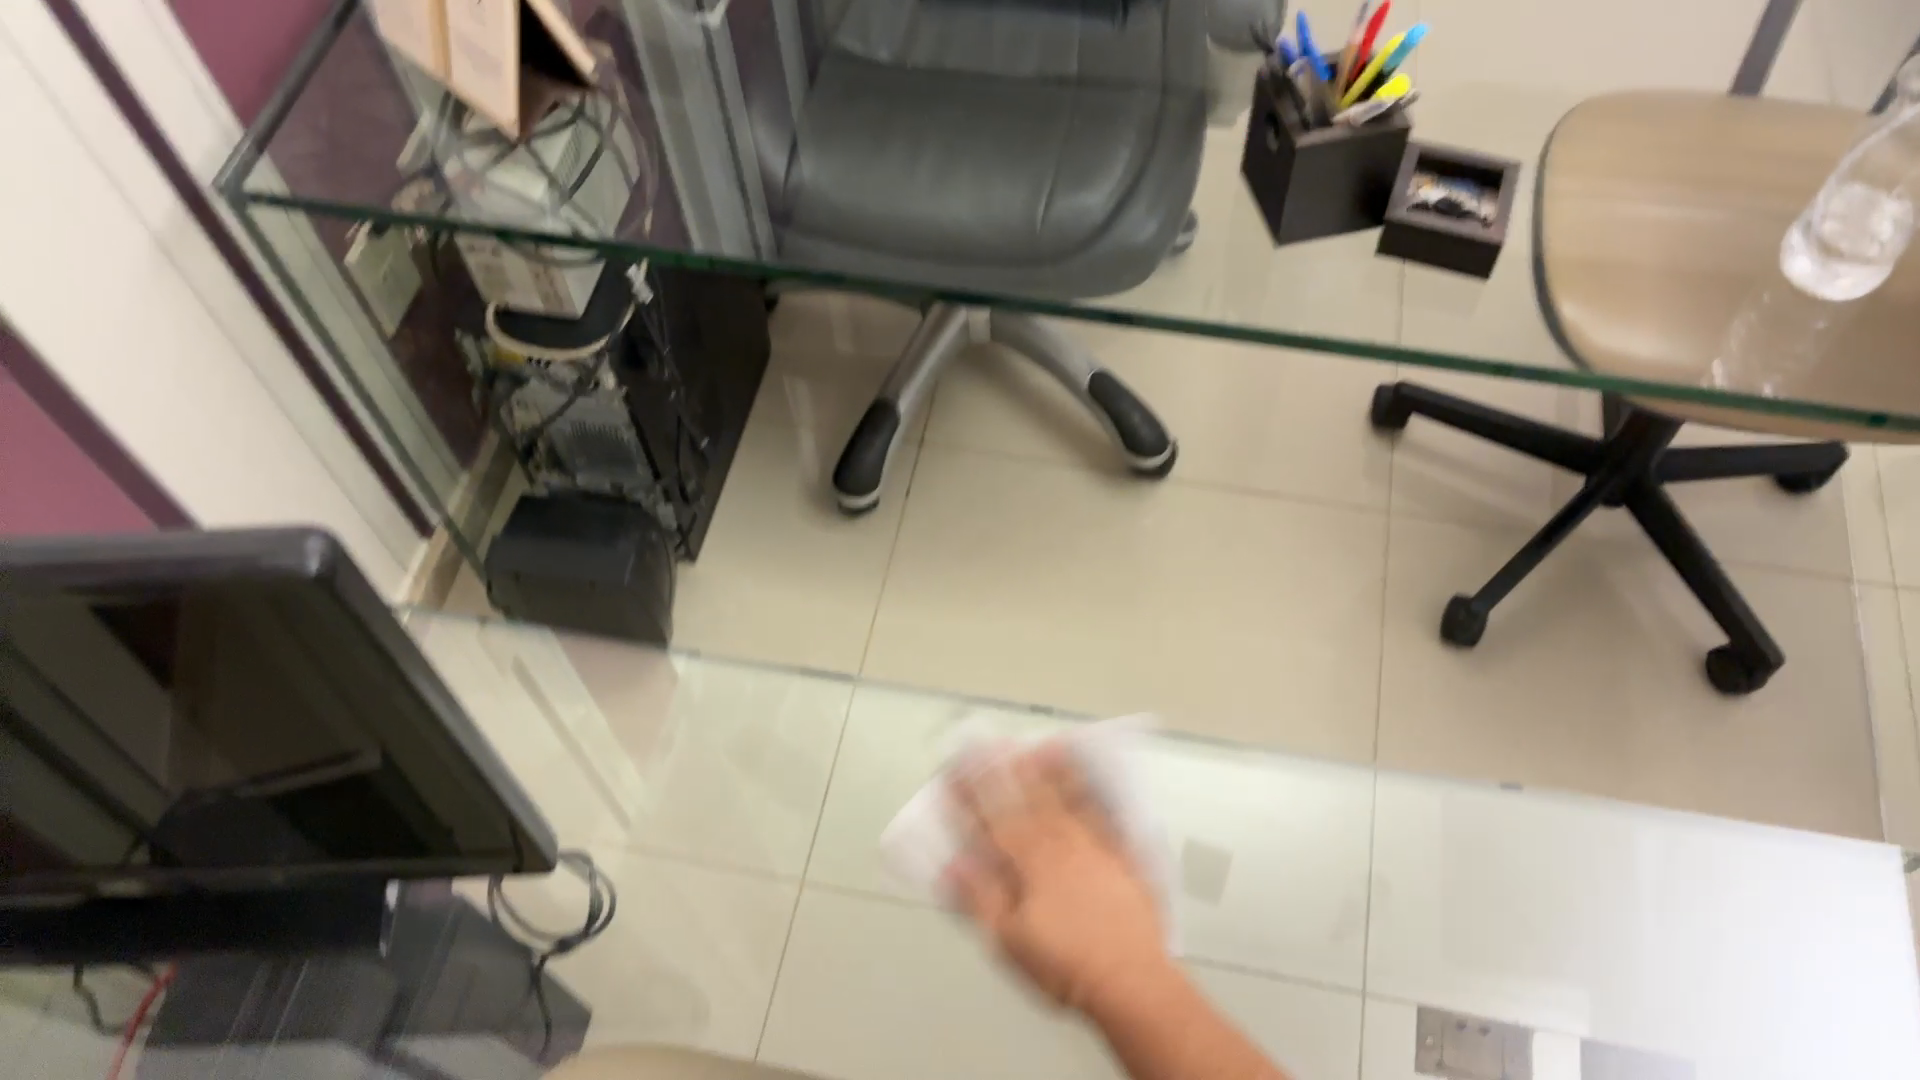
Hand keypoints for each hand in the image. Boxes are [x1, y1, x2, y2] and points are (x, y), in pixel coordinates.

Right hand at [945, 743, 1175, 1014]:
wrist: (1132, 982)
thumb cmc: (1065, 966)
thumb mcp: (1010, 941)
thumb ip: (981, 898)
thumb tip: (952, 864)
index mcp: (1030, 866)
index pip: (992, 821)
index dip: (970, 796)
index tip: (952, 771)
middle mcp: (1060, 846)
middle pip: (1028, 801)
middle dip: (1005, 772)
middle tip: (990, 744)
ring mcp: (1094, 847)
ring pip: (1068, 800)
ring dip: (1051, 772)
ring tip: (1040, 744)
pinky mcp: (1123, 857)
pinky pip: (1107, 815)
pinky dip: (1097, 794)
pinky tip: (1095, 779)